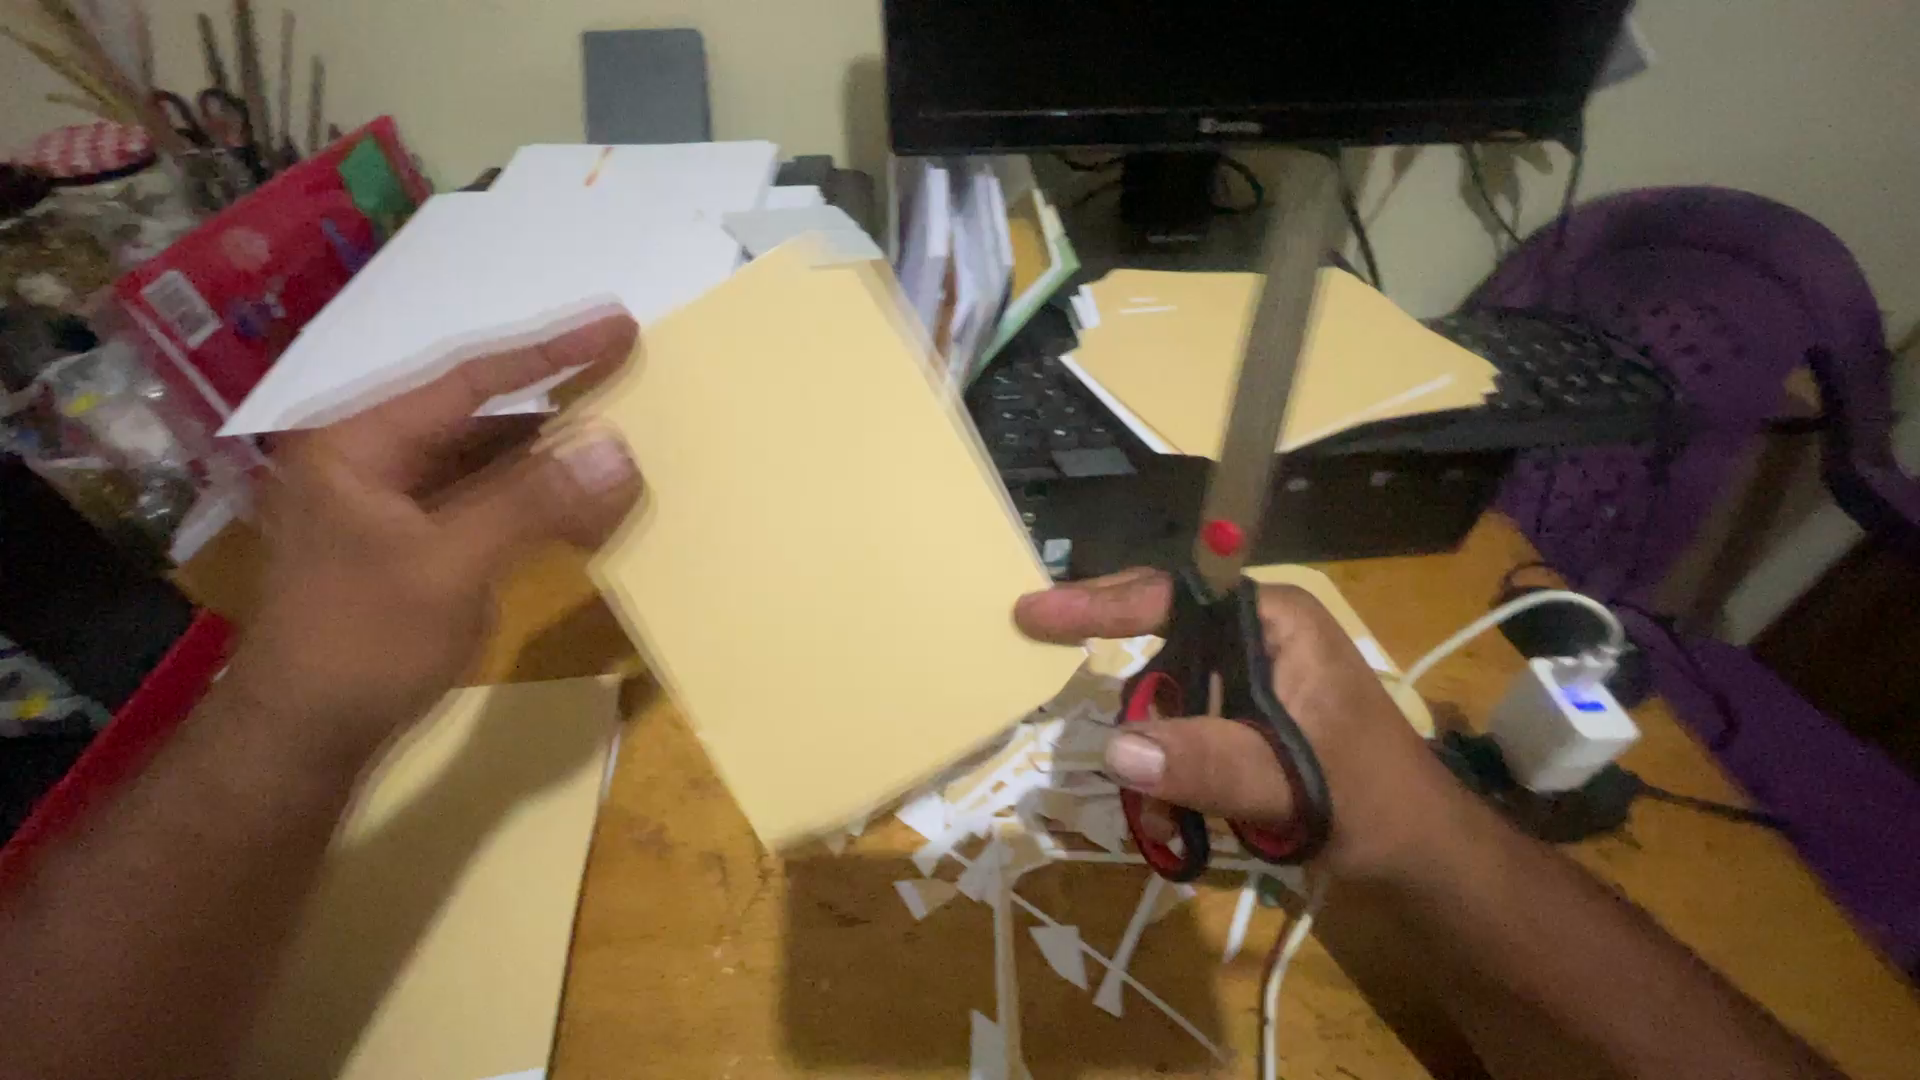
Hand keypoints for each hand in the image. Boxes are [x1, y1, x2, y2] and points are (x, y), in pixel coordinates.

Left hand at [223, 313, 644, 769]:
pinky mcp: (427, 543)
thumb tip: (618, 449)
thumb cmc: (362, 642)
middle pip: (487, 415)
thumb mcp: (449, 566)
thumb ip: (533, 502)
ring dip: (559, 460)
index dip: (551, 351)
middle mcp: (381, 461)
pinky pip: (499, 504)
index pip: (471, 380)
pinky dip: (546, 504)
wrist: (307, 734)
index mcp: (363, 445)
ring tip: (623, 449)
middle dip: (562, 404)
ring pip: (497, 462)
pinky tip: (589, 510)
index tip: (617, 326)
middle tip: (630, 380)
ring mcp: (404, 504)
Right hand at [1015, 568, 1463, 880]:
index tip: (1037, 614)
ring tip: (1158, 824)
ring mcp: (1243, 681)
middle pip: (1158, 647)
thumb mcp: (1292, 780)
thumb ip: (1208, 762)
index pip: (1173, 593)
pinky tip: (1173, 824)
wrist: (1421, 861)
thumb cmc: (1376, 802)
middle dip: (1134, 708)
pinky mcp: (1237, 721)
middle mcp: (1252, 638)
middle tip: (1095, 739)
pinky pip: (1175, 732)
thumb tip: (1114, 749)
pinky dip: (1163, 778)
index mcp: (1272, 620)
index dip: (1102, 600)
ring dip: (1149, 758)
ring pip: (1161, 699)